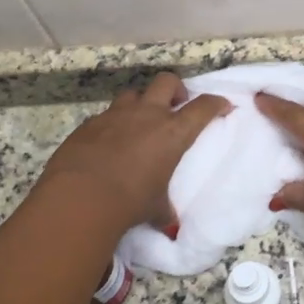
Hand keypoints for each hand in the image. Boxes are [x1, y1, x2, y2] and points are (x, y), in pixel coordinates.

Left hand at [38, 73, 229, 234]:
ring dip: (140, 104)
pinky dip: (111, 125)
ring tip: (139, 124)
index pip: (203, 107)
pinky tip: (108, 144)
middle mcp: (146, 115)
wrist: (80, 197)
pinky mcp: (88, 124)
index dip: (216, 103)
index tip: (222, 106)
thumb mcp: (155, 207)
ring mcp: (115, 116)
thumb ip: (164, 208)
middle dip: (175, 89)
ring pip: (132, 94)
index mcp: (173, 132)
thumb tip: (167, 222)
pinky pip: (105, 116)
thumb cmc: (130, 201)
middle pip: (166, 82)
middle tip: (175, 107)